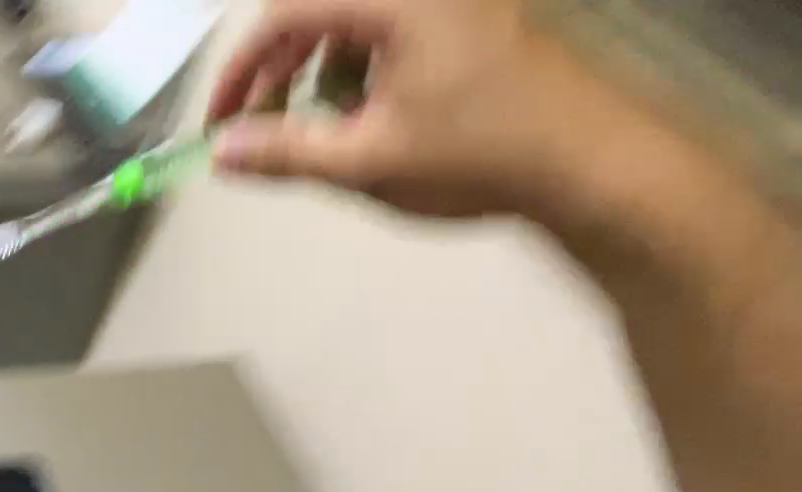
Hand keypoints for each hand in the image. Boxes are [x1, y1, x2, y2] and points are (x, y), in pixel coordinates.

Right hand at [206, 0, 631, 219]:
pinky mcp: (470, 20)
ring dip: (315, 67)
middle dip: (276, 67)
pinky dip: (357, 64)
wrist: (587, 161)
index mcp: (399, 3)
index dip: (241, 69)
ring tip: (311, 124)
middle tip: (259, 124)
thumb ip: (283, 154)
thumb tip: (218, 153)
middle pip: (319, 7)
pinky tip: (362, 110)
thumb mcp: (362, 163)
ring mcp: (453, 3)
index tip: (222, 122)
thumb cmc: (470, 159)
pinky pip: (390, 26)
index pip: (288, 13)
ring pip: (353, 18)